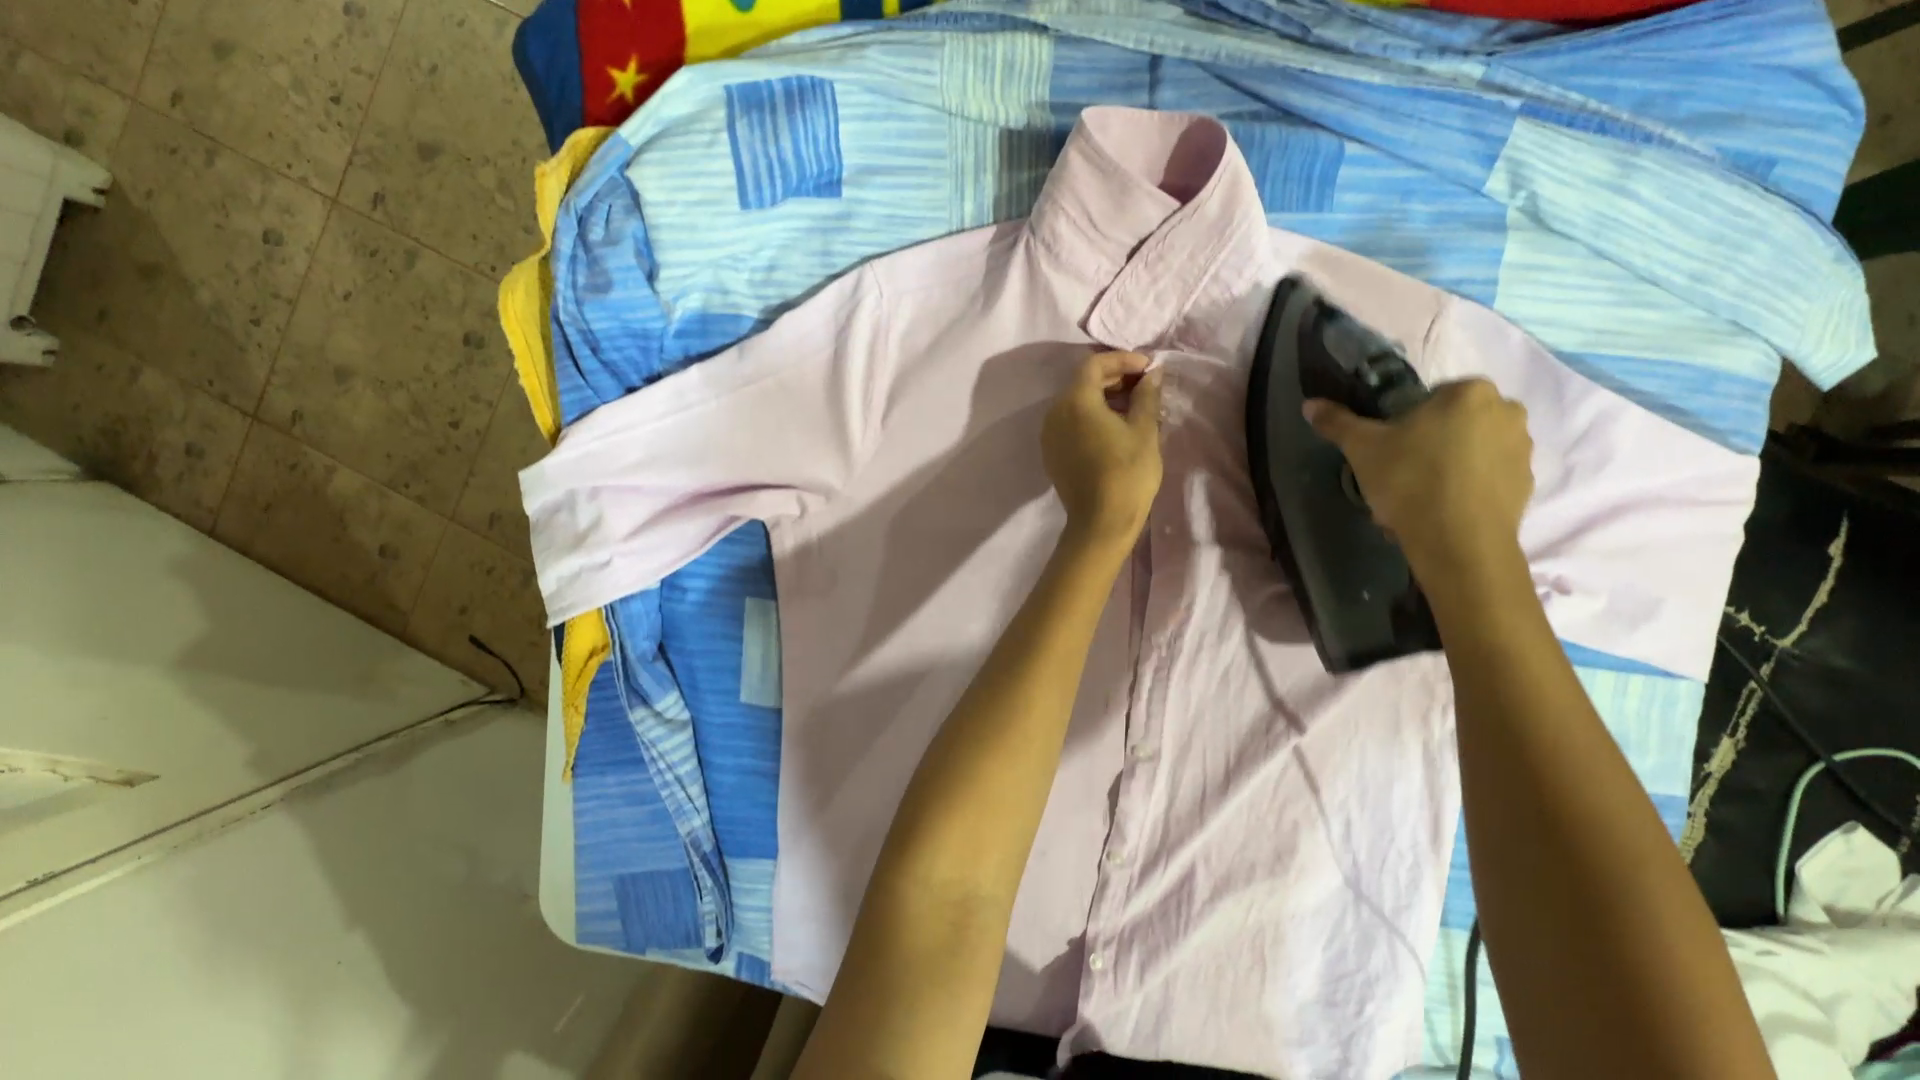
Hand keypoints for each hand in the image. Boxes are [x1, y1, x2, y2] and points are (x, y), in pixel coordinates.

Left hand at [1043, 351, 1163, 551]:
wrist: (1101, 523)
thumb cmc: (1127, 474)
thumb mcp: (1144, 430)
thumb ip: (1146, 396)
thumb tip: (1151, 374)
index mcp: (1075, 401)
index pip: (1095, 364)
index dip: (1123, 360)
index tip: (1148, 368)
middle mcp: (1055, 412)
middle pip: (1083, 382)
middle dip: (1114, 377)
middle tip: (1145, 384)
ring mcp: (1050, 434)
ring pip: (1076, 402)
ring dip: (1103, 396)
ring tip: (1134, 405)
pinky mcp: (1052, 452)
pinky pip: (1071, 422)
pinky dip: (1091, 415)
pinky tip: (1115, 426)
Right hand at [1303, 378, 1532, 584]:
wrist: (1458, 543)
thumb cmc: (1410, 482)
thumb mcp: (1363, 449)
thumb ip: (1338, 422)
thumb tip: (1309, 405)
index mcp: (1470, 392)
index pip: (1433, 396)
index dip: (1408, 421)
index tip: (1392, 447)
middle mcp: (1507, 411)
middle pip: (1458, 421)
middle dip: (1435, 440)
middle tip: (1404, 471)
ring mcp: (1523, 449)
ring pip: (1477, 449)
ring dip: (1454, 464)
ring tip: (1424, 496)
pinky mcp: (1528, 484)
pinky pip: (1491, 477)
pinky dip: (1471, 488)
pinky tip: (1444, 510)